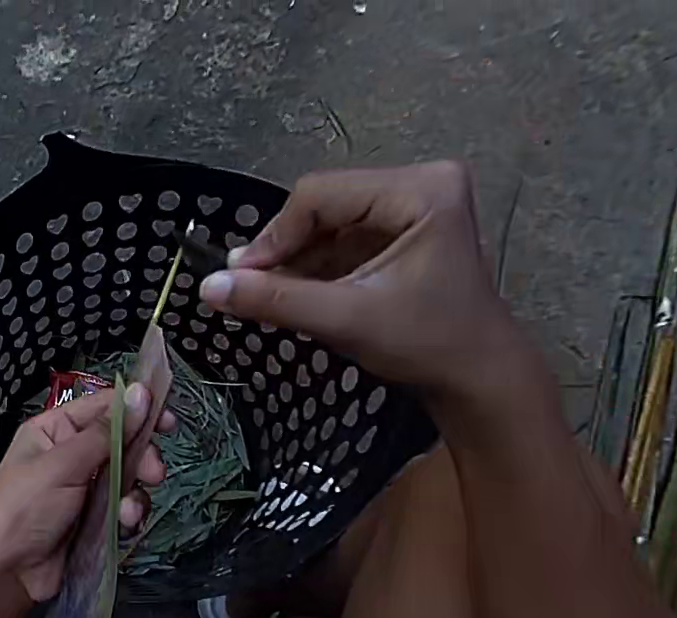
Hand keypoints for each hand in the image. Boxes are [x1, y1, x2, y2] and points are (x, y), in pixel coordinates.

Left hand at [0, 385, 173, 601]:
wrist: (6, 573)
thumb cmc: (21, 511)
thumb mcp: (62, 465)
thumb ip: (106, 433)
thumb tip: (140, 393)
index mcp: (54, 432)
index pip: (103, 408)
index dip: (136, 410)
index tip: (167, 419)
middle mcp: (69, 457)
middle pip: (122, 445)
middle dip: (141, 459)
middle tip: (153, 473)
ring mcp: (82, 490)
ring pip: (128, 480)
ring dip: (135, 494)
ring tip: (126, 512)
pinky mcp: (92, 520)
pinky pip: (123, 509)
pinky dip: (128, 517)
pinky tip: (123, 526)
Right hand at [197, 161, 535, 400]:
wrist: (470, 373)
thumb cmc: (422, 342)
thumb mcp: (344, 319)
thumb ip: (275, 301)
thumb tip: (207, 287)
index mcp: (418, 188)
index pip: (318, 195)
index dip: (272, 237)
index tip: (239, 281)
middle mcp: (413, 185)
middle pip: (318, 207)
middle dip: (279, 251)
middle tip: (246, 292)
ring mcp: (403, 211)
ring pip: (319, 227)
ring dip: (287, 265)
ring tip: (263, 300)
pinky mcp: (390, 237)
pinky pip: (331, 245)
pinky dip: (304, 272)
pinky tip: (286, 298)